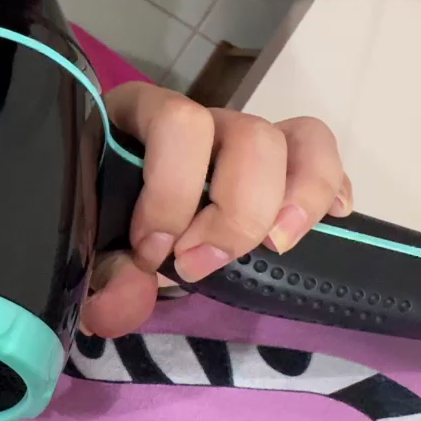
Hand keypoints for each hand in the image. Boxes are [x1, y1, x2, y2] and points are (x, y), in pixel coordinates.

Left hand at [79, 82, 351, 338]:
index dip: (173, 191)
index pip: (178, 124)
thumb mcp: (92, 245)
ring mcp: (238, 132)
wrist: (113, 217)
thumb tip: (121, 305)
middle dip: (235, 212)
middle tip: (198, 266)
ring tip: (274, 249)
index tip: (153, 249)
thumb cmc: (98, 216)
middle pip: (249, 134)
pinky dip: (329, 187)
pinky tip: (328, 221)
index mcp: (138, 115)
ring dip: (297, 200)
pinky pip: (319, 150)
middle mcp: (196, 117)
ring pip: (294, 140)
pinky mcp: (277, 158)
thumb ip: (101, 275)